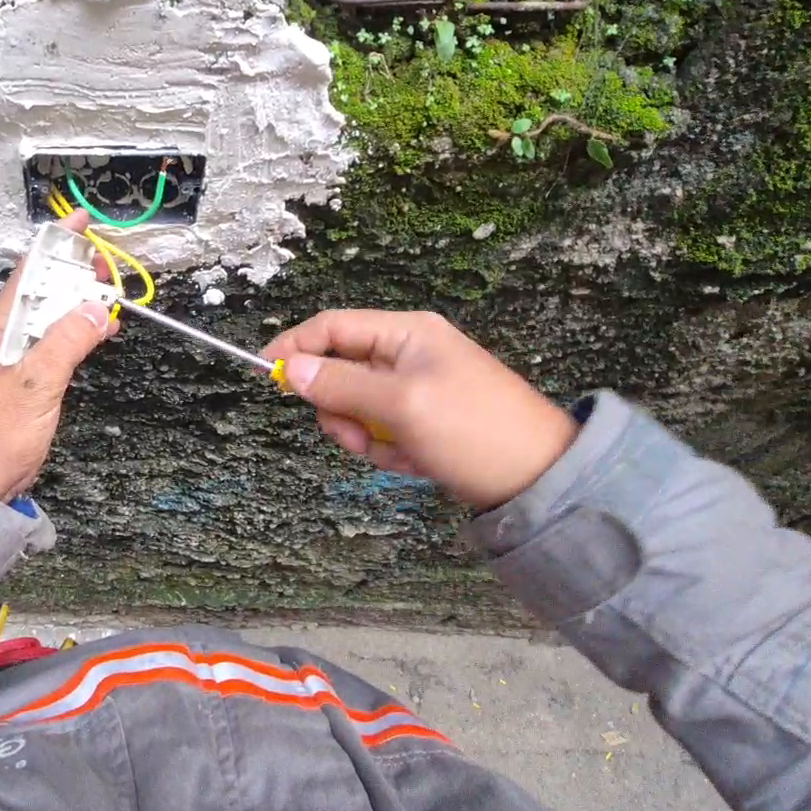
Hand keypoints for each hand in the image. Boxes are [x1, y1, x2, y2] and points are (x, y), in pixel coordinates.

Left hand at [0, 211, 118, 500]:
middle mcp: (6, 335)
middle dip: (75, 269)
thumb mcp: (35, 384)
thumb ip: (66, 342)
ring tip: (109, 291)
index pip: (29, 269)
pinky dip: (79, 329)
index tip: (81, 222)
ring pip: (52, 313)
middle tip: (107, 264)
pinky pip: (57, 339)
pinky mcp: (28, 376)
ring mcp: (16, 356)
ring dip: (80, 299)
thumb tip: (95, 307)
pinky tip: (99, 330)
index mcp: (0, 327)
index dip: (55, 242)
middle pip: (43, 287)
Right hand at [262, 311, 578, 509]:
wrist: (543, 483)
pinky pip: (376, 428)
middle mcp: (406, 354)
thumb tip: (290, 369)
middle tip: (352, 432)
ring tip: (388, 451)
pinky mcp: (420, 421)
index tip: (266, 374)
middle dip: (336, 404)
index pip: (332, 326)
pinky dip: (383, 448)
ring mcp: (413, 389)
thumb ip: (340, 384)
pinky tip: (410, 462)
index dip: (296, 346)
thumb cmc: (472, 430)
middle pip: (338, 368)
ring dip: (359, 432)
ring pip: (353, 404)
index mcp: (405, 333)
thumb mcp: (400, 404)